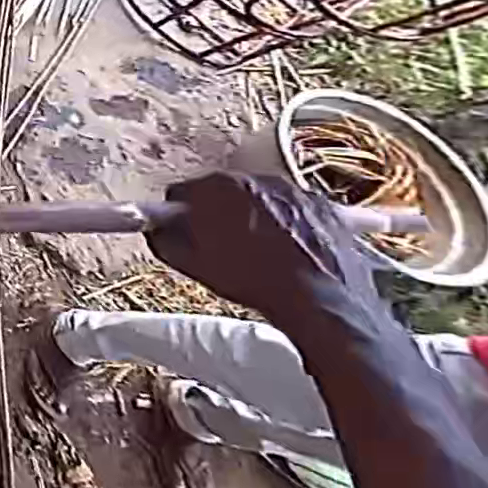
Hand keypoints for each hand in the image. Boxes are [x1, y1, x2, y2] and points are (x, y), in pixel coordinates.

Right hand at [147, 173, 381, 333]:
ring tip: (258, 248)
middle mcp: (256, 181)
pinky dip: (290, 222)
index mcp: (217, 186)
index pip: (182, 192)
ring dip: (254, 215)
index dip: (179, 214)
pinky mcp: (330, 210)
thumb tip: (156, 227)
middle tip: (220, 242)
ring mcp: (298, 194)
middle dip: (218, 211)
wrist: (322, 306)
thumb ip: (160, 234)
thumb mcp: (185, 260)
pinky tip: (287, 246)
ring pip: (260, 200)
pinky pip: (298, 210)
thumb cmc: (252, 280)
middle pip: (223, 192)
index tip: (185, 230)